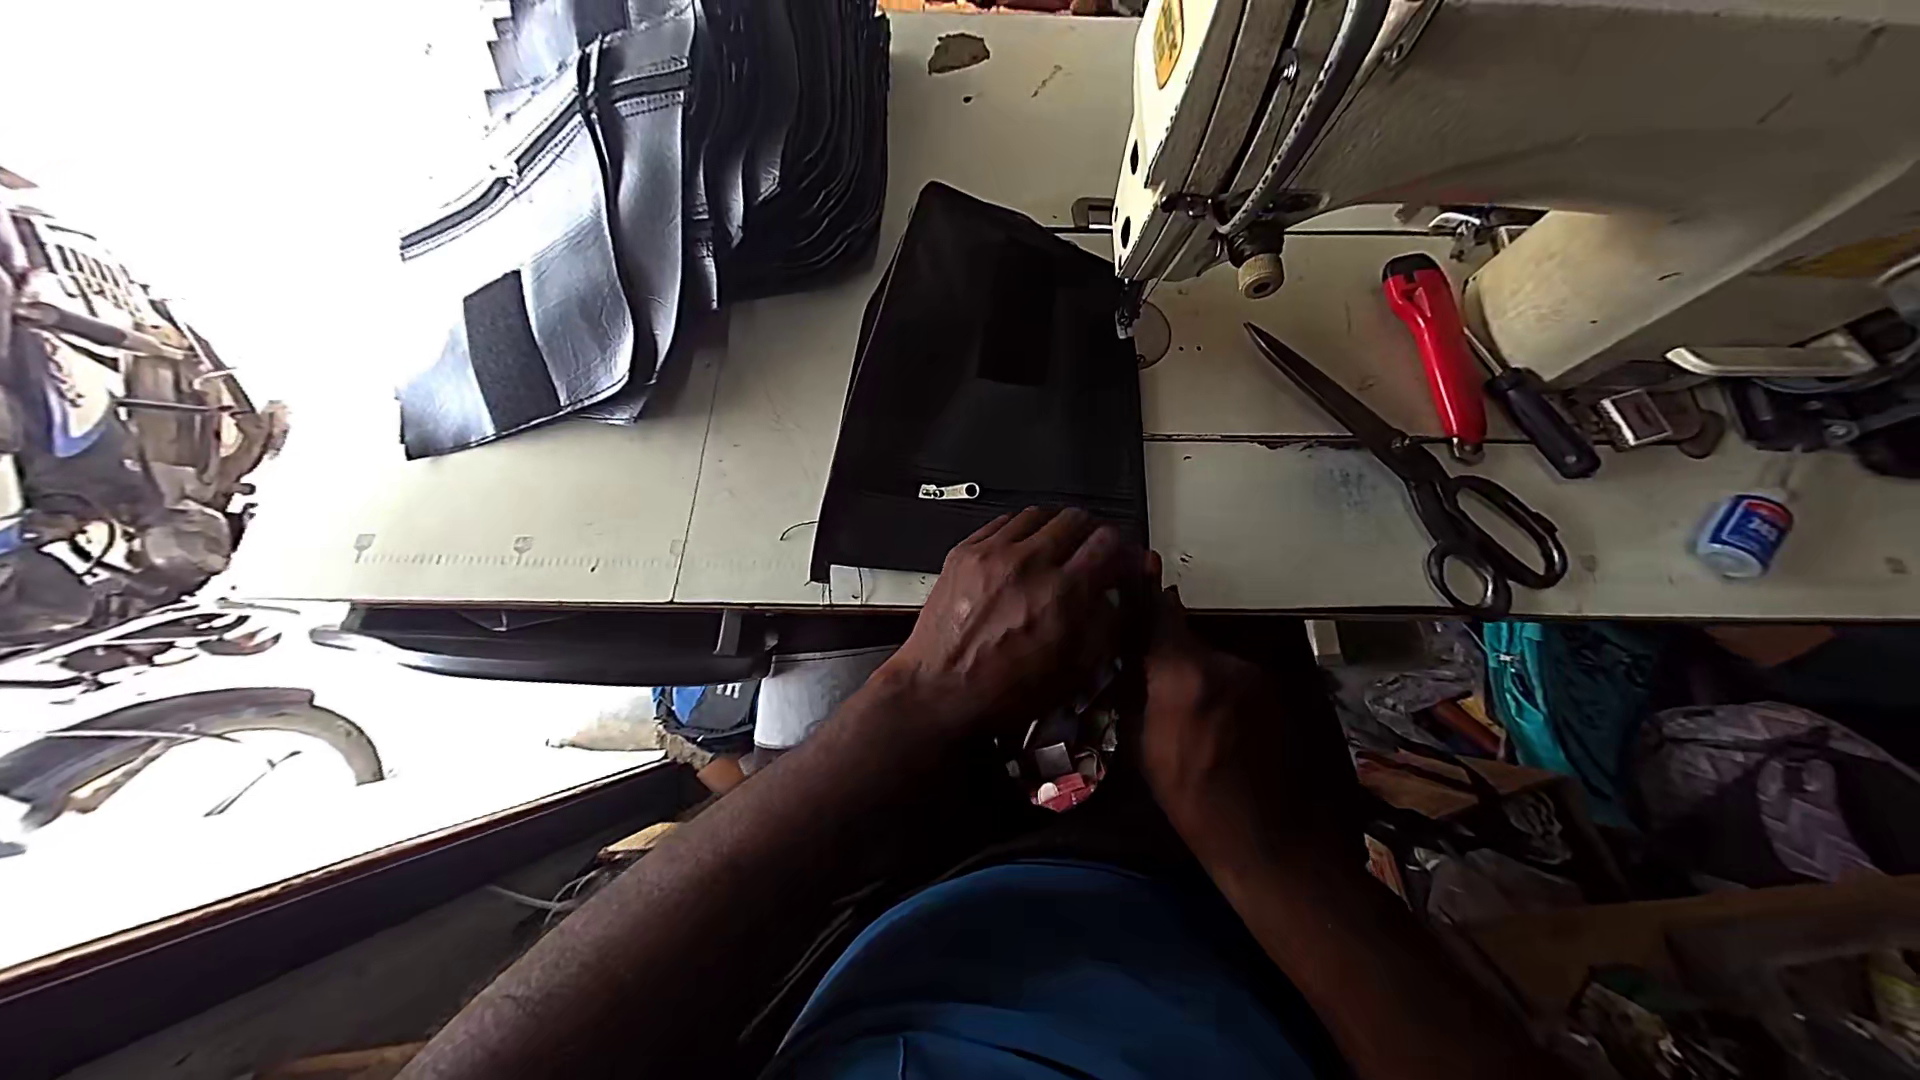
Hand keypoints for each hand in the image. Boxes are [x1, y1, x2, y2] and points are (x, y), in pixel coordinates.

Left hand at [876, 506, 1141, 738]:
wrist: (939, 692)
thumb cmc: (1000, 691)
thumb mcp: (1074, 671)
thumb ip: (1105, 624)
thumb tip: (1117, 594)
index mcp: (1062, 595)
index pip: (1109, 542)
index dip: (1122, 549)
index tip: (1120, 560)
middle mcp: (1028, 565)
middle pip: (1077, 519)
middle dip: (1092, 534)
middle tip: (1090, 552)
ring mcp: (992, 554)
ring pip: (1040, 514)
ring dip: (1056, 528)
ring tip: (1057, 549)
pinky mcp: (964, 552)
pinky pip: (1003, 522)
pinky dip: (1021, 531)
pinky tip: (1022, 551)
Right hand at [1137, 584, 1357, 861]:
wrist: (1271, 842)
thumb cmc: (1192, 800)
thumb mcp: (1143, 748)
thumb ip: (1135, 693)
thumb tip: (1127, 661)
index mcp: (1183, 676)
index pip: (1158, 613)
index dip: (1145, 591)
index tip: (1139, 568)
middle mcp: (1225, 662)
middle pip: (1187, 636)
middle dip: (1169, 648)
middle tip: (1154, 673)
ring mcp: (1259, 675)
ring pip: (1215, 655)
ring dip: (1198, 670)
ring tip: (1191, 707)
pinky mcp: (1281, 691)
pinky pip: (1239, 674)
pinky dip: (1224, 685)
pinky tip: (1221, 719)